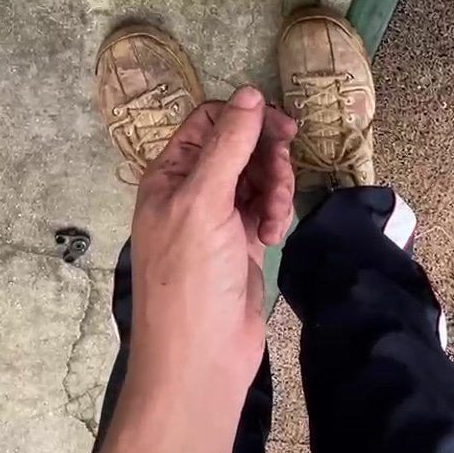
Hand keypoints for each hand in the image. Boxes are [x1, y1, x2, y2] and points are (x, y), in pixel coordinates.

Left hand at [127, 85, 295, 399]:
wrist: (201, 359)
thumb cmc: (191, 278)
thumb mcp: (204, 202)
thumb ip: (229, 144)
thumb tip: (251, 93)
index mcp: (171, 173)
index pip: (210, 122)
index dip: (246, 119)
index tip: (282, 128)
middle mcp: (192, 189)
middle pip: (241, 146)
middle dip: (266, 158)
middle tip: (280, 178)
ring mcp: (218, 215)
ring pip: (258, 175)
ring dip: (275, 189)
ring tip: (273, 219)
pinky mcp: (241, 239)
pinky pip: (266, 205)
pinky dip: (275, 214)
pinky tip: (271, 237)